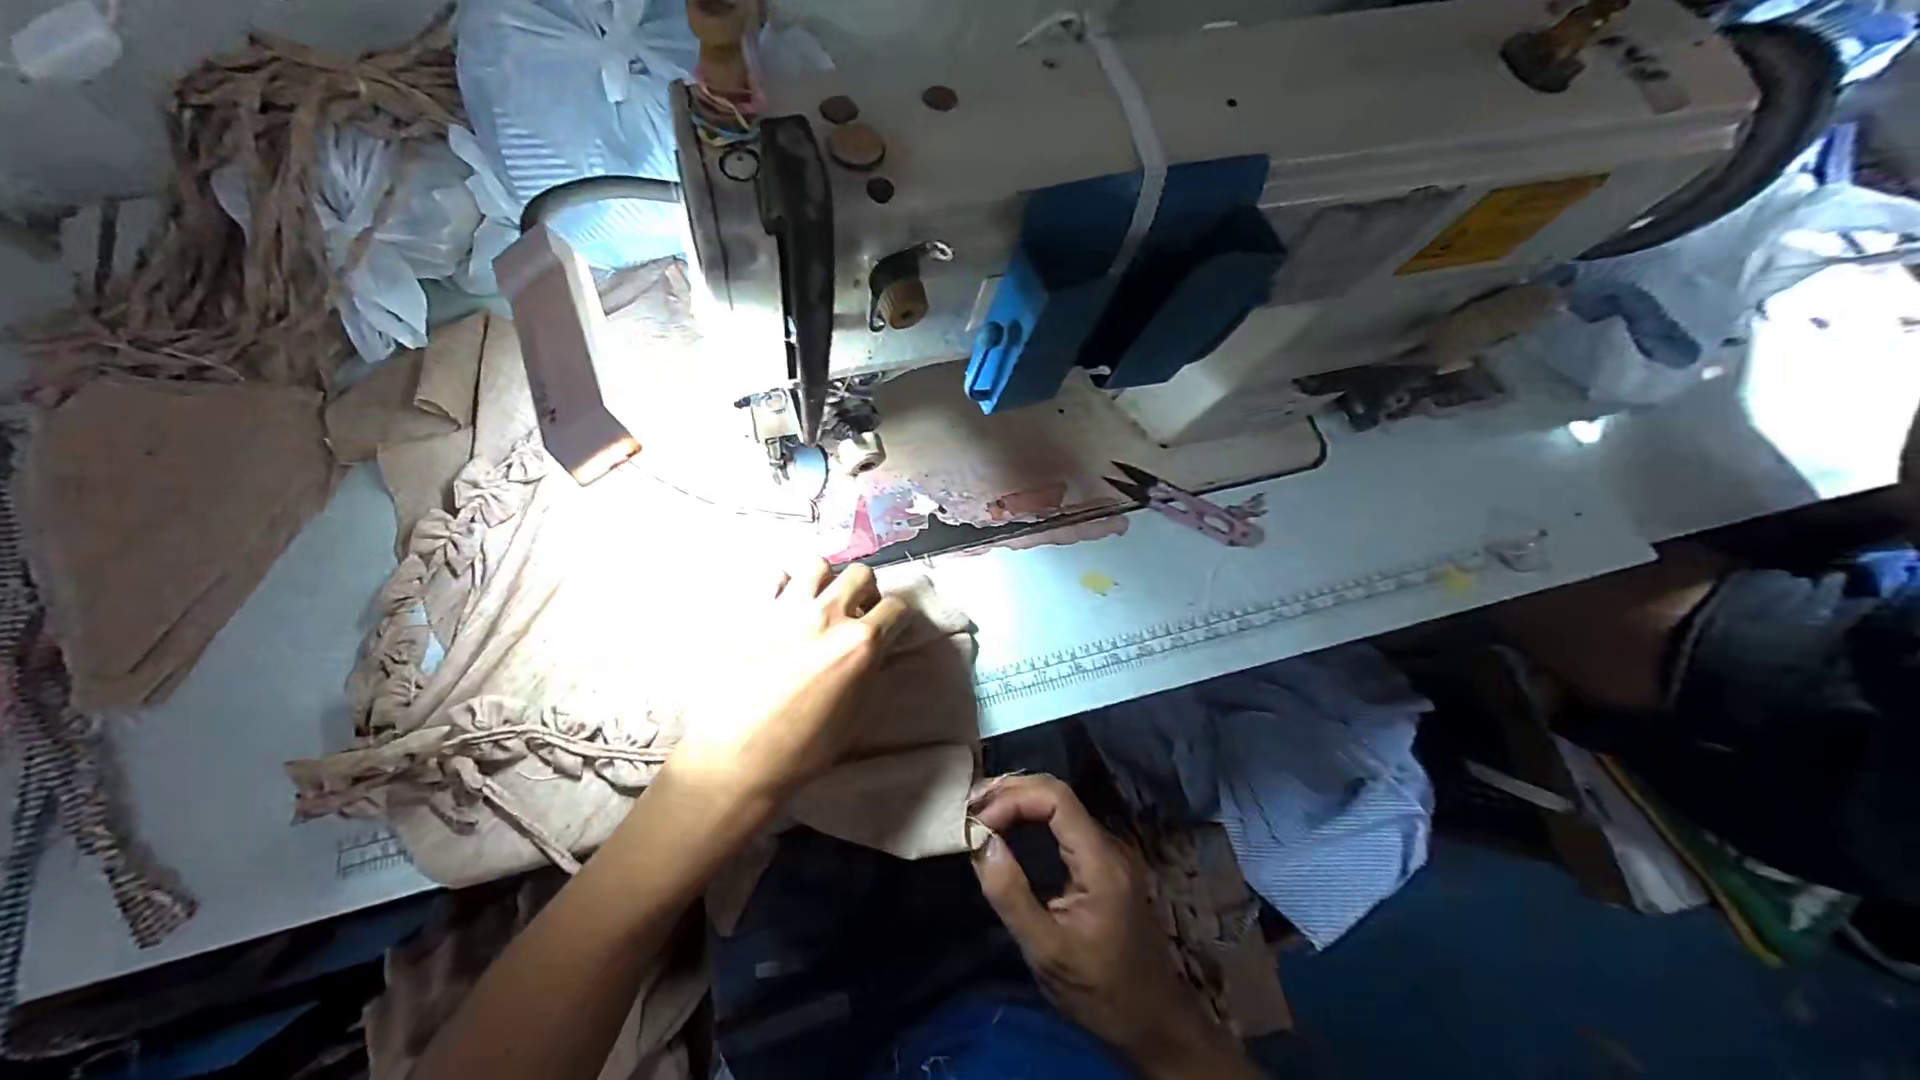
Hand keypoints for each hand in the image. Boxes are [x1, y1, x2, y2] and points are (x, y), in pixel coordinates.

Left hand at [662, 558, 909, 808]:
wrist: (735, 758)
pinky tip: (783, 608)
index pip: (896, 607)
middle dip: (865, 592)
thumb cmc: (801, 749)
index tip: (888, 628)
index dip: (896, 619)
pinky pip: (775, 576)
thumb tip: (878, 651)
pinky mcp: (753, 610)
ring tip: (818, 605)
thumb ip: (871, 671)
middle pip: (861, 574)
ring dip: (826, 582)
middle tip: (855, 614)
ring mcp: (787, 608)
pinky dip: (784, 587)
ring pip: (818, 565)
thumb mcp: (855, 715)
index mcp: (860, 643)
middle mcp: (828, 615)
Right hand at [969, 775, 1257, 1079]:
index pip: (1057, 798)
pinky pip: (1062, 823)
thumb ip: (1011, 895)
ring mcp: (1108, 851)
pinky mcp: (1102, 861)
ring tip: (980, 813)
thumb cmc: (1098, 990)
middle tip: (969, 807)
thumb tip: (981, 842)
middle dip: (1010, 793)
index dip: (1013, 798)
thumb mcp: (1046, 952)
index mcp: (1101, 861)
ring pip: (1059, 804)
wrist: (1151, 1019)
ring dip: (1018, 802)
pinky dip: (1029, 817)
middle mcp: (1109, 844)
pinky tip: (1006, 828)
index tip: (980, 822)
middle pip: (1057, 793)